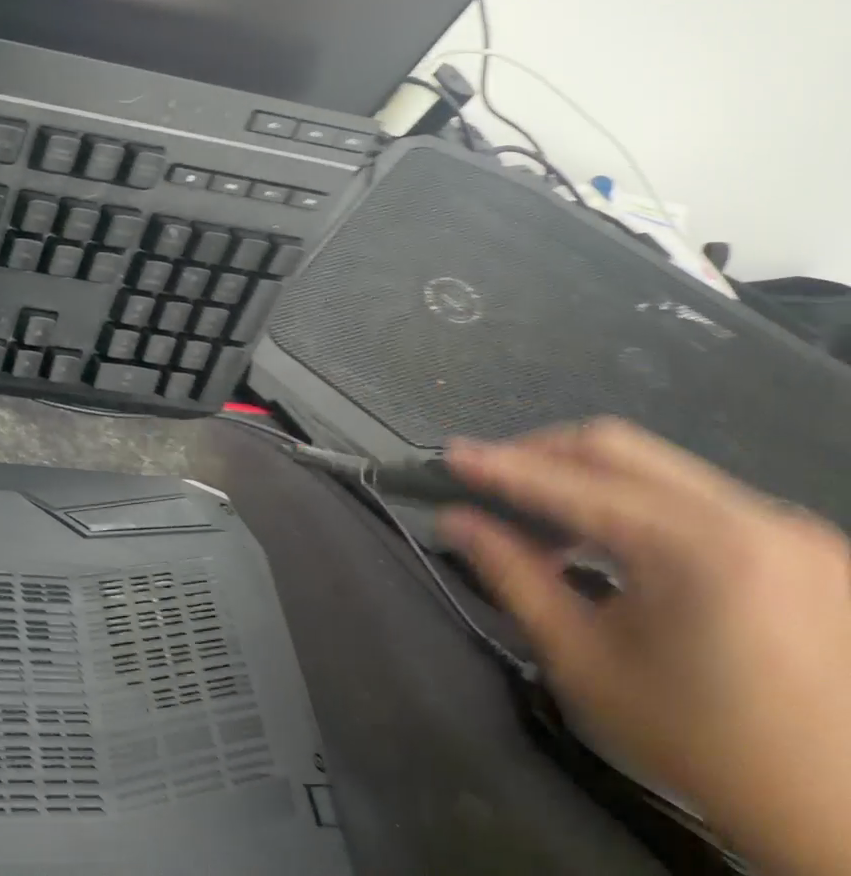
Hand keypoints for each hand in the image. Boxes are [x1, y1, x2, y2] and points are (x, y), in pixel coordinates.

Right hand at [443, 419, 850, 875]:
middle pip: (618, 449)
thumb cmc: (698, 739)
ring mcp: (789, 529)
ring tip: (539, 524)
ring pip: (656, 468)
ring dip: (584, 481)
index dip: (500, 467)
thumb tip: (456, 520)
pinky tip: (606, 543)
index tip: (444, 456)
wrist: (839, 808)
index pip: (573, 482)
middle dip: (539, 455)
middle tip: (485, 482)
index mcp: (700, 548)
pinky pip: (695, 497)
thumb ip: (514, 576)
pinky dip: (633, 504)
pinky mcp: (805, 547)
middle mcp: (754, 518)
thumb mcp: (583, 659)